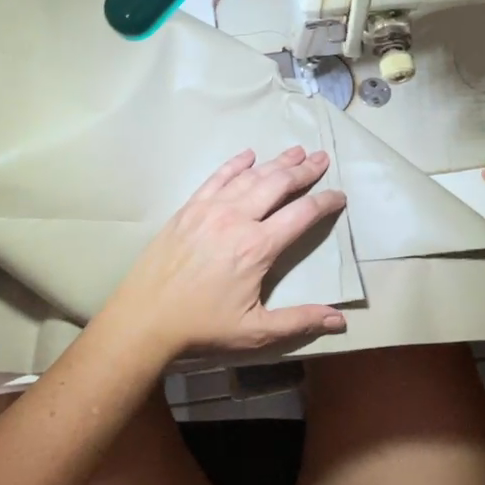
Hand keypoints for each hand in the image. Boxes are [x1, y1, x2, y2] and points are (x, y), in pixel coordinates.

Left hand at [104, 147, 348, 360]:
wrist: (145, 317)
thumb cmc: (202, 327)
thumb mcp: (256, 332)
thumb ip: (299, 321)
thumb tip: (339, 321)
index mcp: (257, 247)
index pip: (302, 214)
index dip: (325, 202)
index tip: (340, 195)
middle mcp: (236, 219)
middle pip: (278, 184)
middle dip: (304, 170)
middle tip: (322, 157)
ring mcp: (209, 209)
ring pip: (250, 177)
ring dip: (276, 162)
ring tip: (296, 151)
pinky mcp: (188, 209)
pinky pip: (216, 178)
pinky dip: (235, 164)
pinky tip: (248, 154)